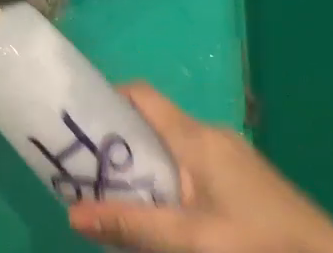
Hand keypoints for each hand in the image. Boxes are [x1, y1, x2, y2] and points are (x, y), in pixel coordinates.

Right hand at [68, 85, 332, 252]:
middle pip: (151, 125)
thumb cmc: (263, 244)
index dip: (104, 100)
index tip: (74, 125)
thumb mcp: (192, 241)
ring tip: (119, 199)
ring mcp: (234, 161)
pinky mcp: (249, 185)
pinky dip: (170, 184)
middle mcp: (212, 137)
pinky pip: (193, 170)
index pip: (139, 94)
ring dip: (143, 170)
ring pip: (172, 151)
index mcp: (196, 137)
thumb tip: (70, 214)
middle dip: (116, 146)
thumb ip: (132, 225)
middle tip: (86, 172)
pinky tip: (167, 218)